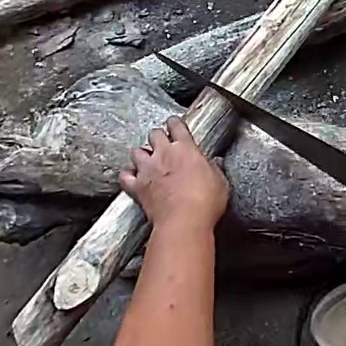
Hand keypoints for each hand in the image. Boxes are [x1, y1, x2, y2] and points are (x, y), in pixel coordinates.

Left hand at [120, 116, 228, 236]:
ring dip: (141, 154)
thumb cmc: (204, 203)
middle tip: (162, 142)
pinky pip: (125, 176)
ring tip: (146, 159)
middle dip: (157, 136)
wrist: (184, 222)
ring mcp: (148, 169)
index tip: (175, 124)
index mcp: (185, 148)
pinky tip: (131, 178)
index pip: (176, 125)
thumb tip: (214, 163)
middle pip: (154, 133)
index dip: (174, 123)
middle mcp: (164, 154)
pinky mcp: (138, 187)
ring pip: (136, 151)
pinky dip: (127, 176)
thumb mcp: (220, 182)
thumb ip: (214, 169)